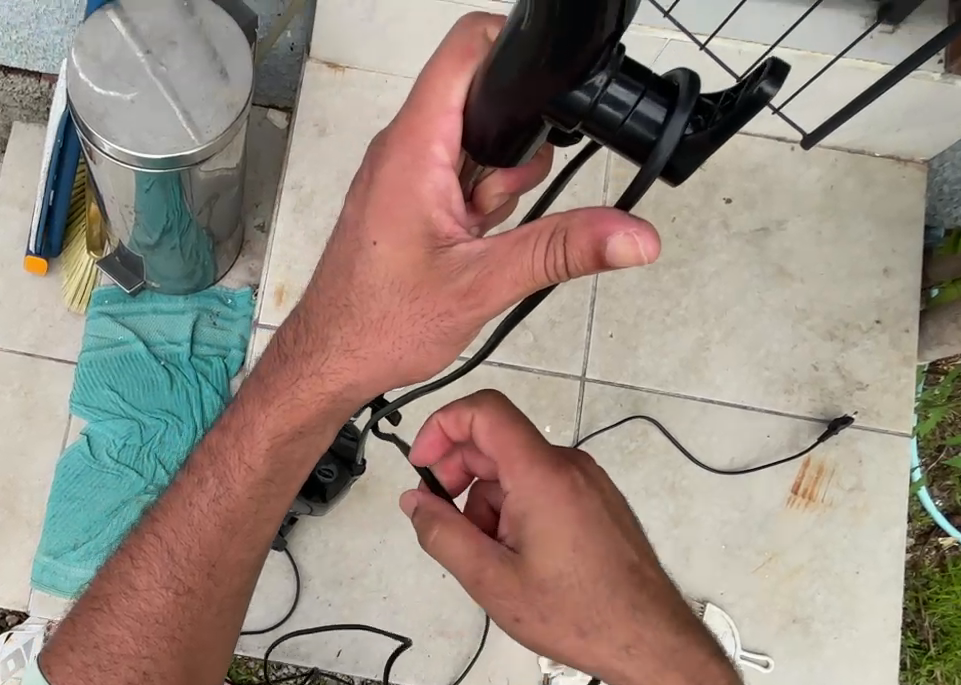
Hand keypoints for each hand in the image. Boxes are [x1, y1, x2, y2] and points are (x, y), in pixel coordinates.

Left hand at [284, 13, 659, 404]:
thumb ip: (560, 251)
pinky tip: (467, 245)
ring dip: (494, 182)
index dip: (518, 48)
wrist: (328, 362)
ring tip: (479, 234)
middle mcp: (400, 151)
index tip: (554, 85)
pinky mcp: (398, 203)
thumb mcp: (480, 286)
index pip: (468, 46)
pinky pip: (450, 177)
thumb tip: (633, 235)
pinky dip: (472, 203)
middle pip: (477, 97)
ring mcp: (397, 177)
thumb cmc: (377, 326)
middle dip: (513, 142)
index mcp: (414, 149)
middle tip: (506, 202)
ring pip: (468, 143)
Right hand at [398, 390, 723, 684]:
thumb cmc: (571, 613)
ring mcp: (586, 483)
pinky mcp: (595, 502)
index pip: (484, 411)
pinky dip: (512, 512)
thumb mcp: (489, 579)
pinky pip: (537, 489)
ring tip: (491, 559)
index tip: (421, 468)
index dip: (441, 427)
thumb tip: (412, 500)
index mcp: (541, 475)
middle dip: (456, 477)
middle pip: (494, 444)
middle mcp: (567, 466)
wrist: (649, 642)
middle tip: (445, 526)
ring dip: (484, 505)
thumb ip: (441, 533)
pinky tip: (517, 558)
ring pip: (513, 473)